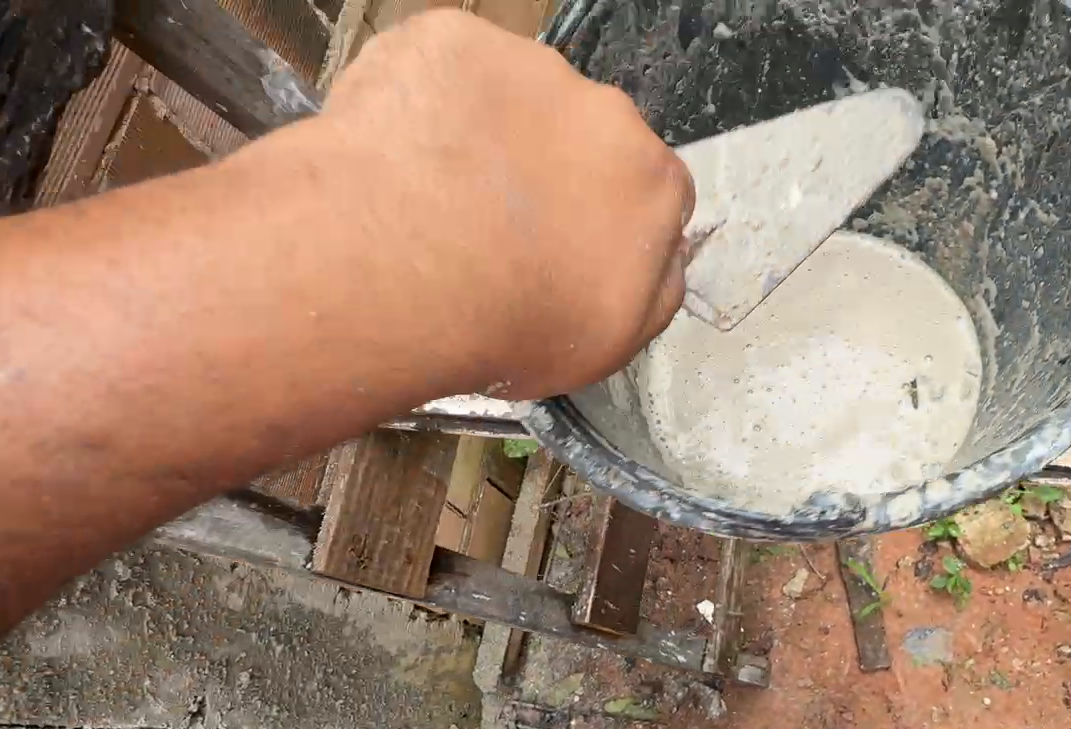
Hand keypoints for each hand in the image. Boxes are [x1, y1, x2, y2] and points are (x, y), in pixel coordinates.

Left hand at [233, 9, 691, 400]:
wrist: (404, 277)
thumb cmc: (517, 325)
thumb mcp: (616, 343)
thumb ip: (658, 290)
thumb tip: (666, 255)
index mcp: (655, 184)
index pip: (654, 191)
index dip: (615, 221)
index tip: (576, 248)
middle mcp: (607, 112)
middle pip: (593, 138)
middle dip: (561, 174)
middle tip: (509, 229)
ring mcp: (527, 69)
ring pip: (523, 101)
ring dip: (500, 138)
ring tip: (453, 200)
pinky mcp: (452, 43)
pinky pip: (454, 73)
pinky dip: (438, 107)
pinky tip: (414, 160)